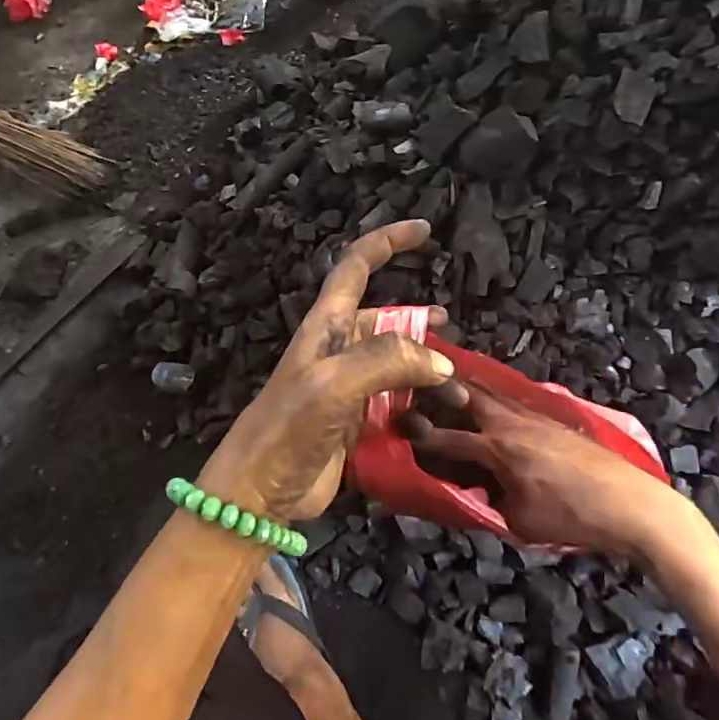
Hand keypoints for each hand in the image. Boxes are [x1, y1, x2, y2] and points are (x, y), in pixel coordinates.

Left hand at [198, 220, 455, 521]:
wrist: (260, 489)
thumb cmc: (288, 427)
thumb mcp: (332, 382)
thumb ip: (386, 360)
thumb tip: (439, 360)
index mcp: (325, 326)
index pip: (355, 268)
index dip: (386, 242)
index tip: (424, 230)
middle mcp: (336, 350)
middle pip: (384, 320)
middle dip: (419, 323)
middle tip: (453, 335)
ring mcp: (346, 387)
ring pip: (396, 364)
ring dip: (428, 371)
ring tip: (459, 390)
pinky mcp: (354, 421)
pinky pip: (395, 401)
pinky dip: (420, 405)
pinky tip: (438, 418)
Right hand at [407, 382, 691, 557]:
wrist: (637, 507)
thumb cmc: (574, 517)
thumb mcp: (521, 522)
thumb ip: (491, 503)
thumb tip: (479, 493)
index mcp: (497, 448)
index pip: (446, 438)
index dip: (420, 436)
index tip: (400, 429)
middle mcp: (510, 424)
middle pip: (467, 395)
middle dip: (440, 386)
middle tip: (419, 378)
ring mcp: (535, 418)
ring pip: (492, 392)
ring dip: (468, 385)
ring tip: (449, 377)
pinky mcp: (554, 421)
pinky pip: (513, 400)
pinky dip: (494, 396)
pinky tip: (492, 400)